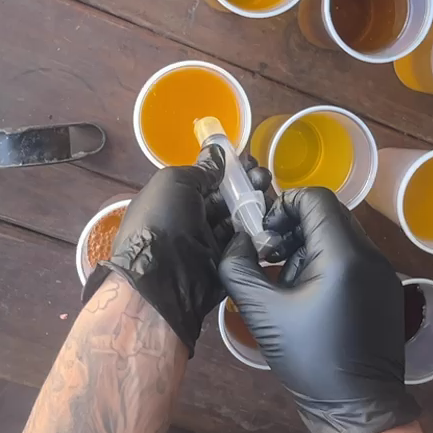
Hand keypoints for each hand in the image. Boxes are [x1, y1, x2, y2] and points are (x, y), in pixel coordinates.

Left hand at [86, 145, 268, 351]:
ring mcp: (208, 243)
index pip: (207, 181)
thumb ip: (200, 169)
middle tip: (264, 177)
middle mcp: (191, 220)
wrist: (162, 280)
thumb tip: (216, 151)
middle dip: (246, 185)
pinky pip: (245, 243)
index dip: (228, 170)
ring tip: (270, 194)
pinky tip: (270, 218)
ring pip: (238, 219)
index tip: (249, 162)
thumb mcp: (174, 182)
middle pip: (225, 199)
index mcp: (174, 199)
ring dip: (255, 205)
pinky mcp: (225, 263)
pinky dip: (258, 231)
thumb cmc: (162, 222)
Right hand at [218, 187, 420, 432]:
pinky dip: (328, 260)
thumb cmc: (308, 358)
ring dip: (310, 243)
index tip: (265, 232)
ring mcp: (383, 272)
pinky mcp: (386, 289)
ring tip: (286, 276)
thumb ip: (239, 267)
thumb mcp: (261, 313)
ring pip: (342, 234)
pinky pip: (354, 256)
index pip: (316, 198)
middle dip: (294, 225)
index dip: (284, 204)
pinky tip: (309, 292)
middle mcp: (370, 255)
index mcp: (342, 255)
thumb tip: (236, 240)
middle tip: (270, 254)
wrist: (357, 406)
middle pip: (330, 214)